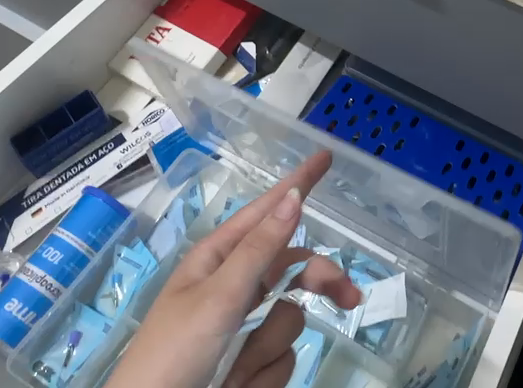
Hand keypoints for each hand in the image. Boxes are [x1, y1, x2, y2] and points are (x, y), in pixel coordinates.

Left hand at [106, 152, 361, 387]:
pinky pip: (280, 358)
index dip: (298, 183)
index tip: (326, 157)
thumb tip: (293, 195)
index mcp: (218, 259)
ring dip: (266, 348)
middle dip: (317, 284)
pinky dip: (261, 375)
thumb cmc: (173, 355)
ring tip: (234, 371)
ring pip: (288, 318)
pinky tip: (235, 386)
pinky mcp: (248, 364)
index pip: (266, 210)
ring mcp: (241, 327)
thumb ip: (260, 249)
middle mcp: (233, 287)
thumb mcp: (217, 298)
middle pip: (292, 268)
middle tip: (348, 297)